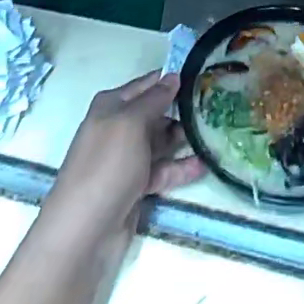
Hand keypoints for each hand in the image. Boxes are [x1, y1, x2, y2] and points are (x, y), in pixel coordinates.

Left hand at [42, 71, 205, 233]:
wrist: (85, 229)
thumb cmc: (107, 165)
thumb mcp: (130, 123)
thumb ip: (154, 99)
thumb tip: (173, 76)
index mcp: (111, 106)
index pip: (145, 85)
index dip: (170, 79)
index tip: (203, 75)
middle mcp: (118, 128)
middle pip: (155, 113)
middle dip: (182, 109)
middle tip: (217, 105)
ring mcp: (126, 159)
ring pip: (161, 142)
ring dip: (184, 138)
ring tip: (216, 133)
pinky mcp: (136, 186)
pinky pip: (163, 170)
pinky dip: (180, 167)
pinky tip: (204, 164)